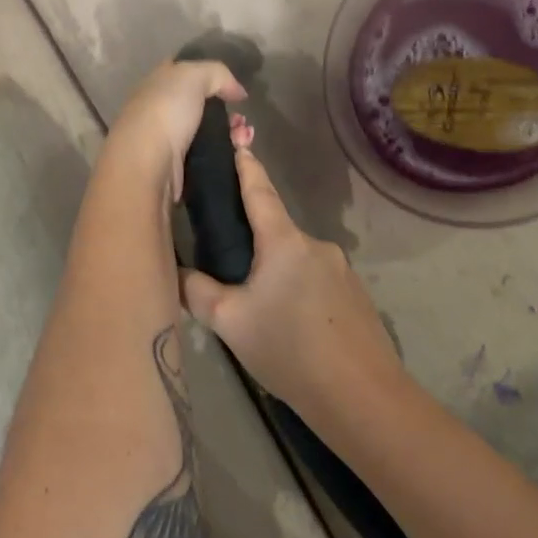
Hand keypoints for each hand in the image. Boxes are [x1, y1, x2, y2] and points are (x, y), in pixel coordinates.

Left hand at [101, 60, 248, 200]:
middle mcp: (162, 111)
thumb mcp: (192, 76)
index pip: (186, 75)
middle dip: (228, 112)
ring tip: (245, 138)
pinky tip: (238, 153)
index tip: (233, 89)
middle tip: (242, 121)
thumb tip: (238, 92)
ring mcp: (169, 141)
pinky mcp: (179, 168)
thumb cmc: (165, 112)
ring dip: (232, 134)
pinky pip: (209, 156)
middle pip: (203, 107)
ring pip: (209, 134)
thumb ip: (218, 75)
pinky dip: (226, 154)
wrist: (146, 164)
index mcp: (158, 84)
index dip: (211, 77)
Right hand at [178, 146, 403, 415]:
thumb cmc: (288, 350)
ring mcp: (342, 272)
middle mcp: (317, 246)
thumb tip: (177, 272)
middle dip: (252, 247)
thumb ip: (197, 292)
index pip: (260, 192)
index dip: (245, 167)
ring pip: (296, 264)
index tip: (237, 142)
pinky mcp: (356, 298)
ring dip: (275, 278)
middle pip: (276, 234)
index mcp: (285, 242)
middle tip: (227, 275)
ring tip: (258, 315)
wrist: (360, 396)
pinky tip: (290, 330)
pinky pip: (316, 286)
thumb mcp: (230, 323)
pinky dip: (298, 297)